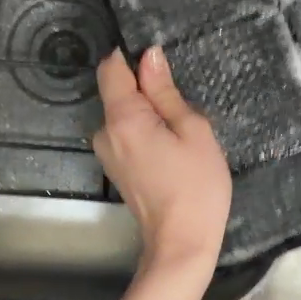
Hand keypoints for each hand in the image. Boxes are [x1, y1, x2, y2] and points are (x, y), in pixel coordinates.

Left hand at [93, 47, 231, 274]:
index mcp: (122, 118)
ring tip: (181, 138)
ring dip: (149, 116)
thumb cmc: (196, 186)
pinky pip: (127, 136)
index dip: (134, 59)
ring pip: (124, 116)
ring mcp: (107, 153)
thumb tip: (150, 57)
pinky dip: (146, 135)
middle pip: (118, 92)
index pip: (112, 68)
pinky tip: (171, 153)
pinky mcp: (115, 169)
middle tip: (184, 113)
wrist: (181, 242)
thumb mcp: (193, 131)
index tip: (163, 67)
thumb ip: (166, 92)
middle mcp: (104, 132)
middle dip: (148, 92)